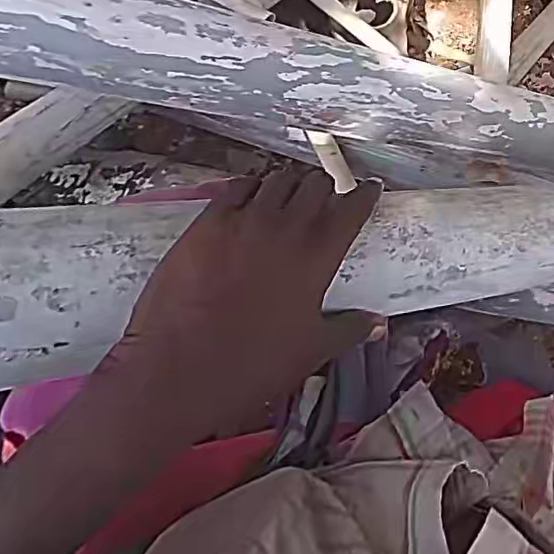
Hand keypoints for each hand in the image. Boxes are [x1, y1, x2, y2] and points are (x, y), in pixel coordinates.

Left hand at [92, 169, 384, 443]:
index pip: (353, 207)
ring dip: (290, 185)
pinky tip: (251, 200)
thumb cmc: (250, 367)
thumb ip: (349, 329)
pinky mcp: (208, 222)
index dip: (365, 193)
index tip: (368, 189)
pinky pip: (239, 186)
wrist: (173, 375)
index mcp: (318, 255)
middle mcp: (287, 228)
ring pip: (280, 179)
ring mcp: (246, 220)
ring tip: (287, 196)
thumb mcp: (310, 352)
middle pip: (317, 183)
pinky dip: (252, 188)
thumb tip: (380, 324)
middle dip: (326, 186)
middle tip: (323, 198)